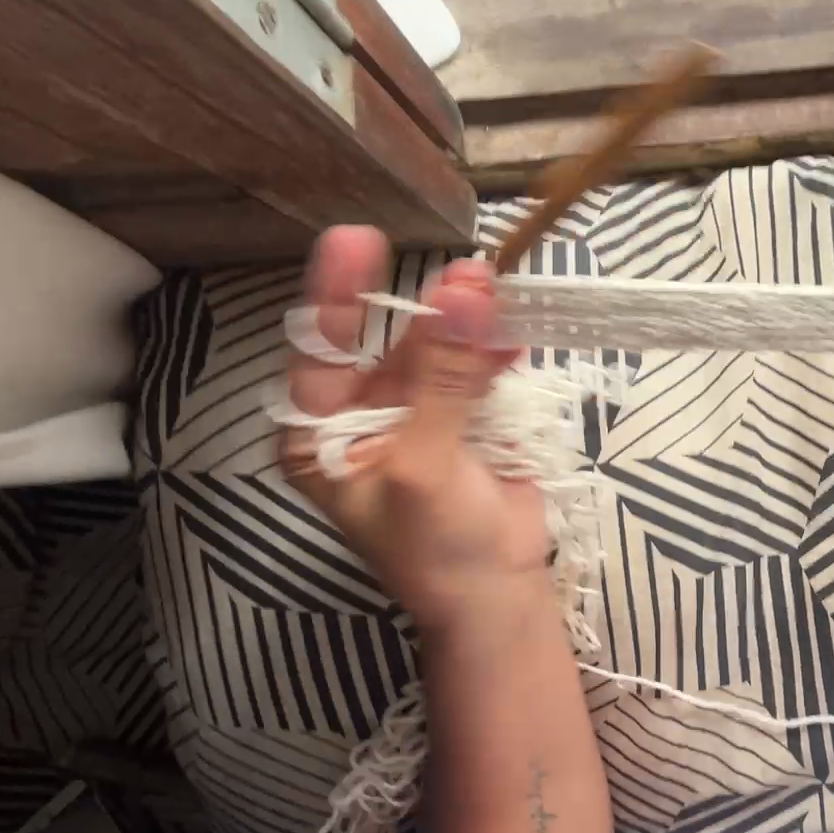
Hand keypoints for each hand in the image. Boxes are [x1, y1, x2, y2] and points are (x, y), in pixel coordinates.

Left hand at [279, 227, 548, 621]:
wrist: (496, 593)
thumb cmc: (434, 544)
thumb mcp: (422, 461)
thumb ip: (440, 377)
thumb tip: (464, 291)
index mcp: (322, 433)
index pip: (318, 351)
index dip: (335, 294)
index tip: (357, 239)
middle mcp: (365, 416)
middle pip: (392, 344)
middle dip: (427, 311)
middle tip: (468, 272)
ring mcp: (421, 414)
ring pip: (442, 352)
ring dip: (471, 325)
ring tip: (498, 293)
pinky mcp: (468, 419)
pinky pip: (479, 371)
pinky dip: (498, 353)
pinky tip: (515, 335)